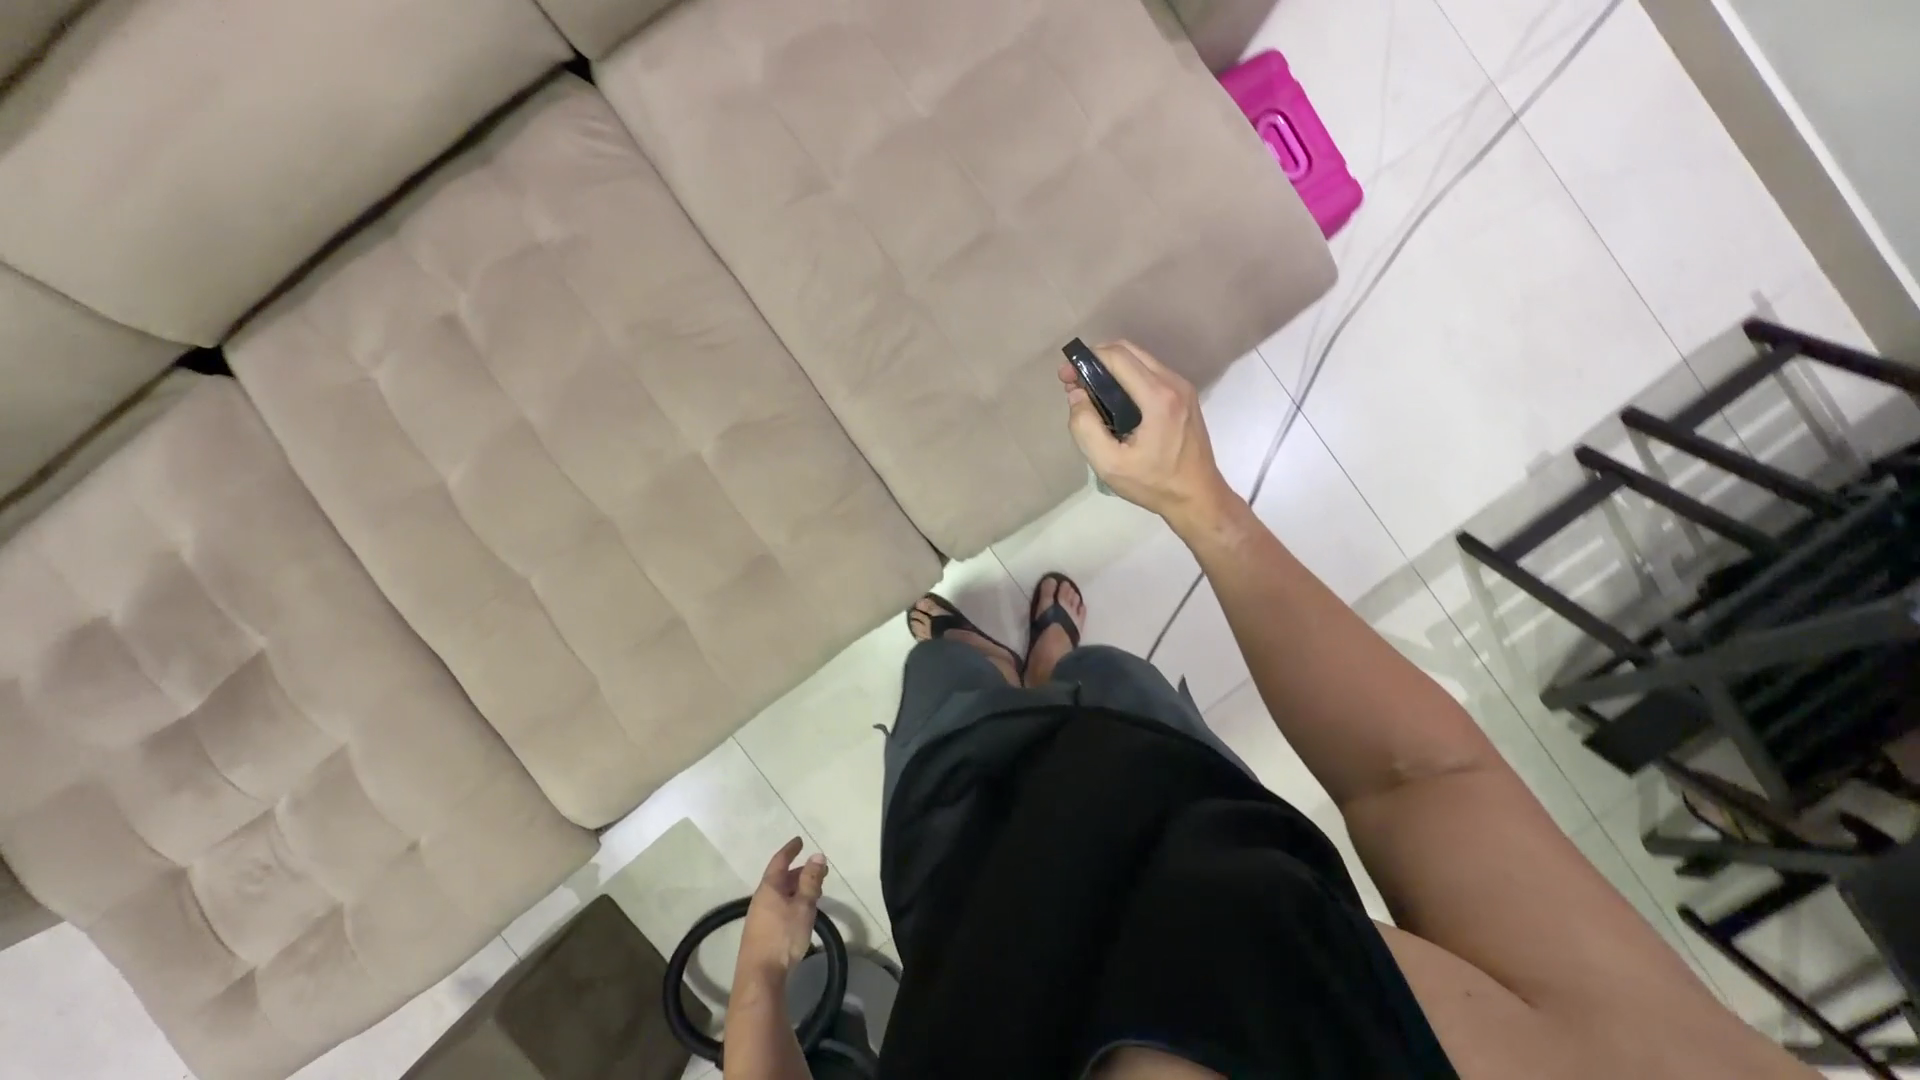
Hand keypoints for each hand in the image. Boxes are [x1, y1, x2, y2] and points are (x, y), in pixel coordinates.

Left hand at [735, 838, 827, 985]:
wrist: (760, 975)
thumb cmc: (783, 936)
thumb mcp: (803, 906)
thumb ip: (810, 881)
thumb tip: (817, 855)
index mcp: (769, 888)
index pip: (780, 861)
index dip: (790, 850)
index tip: (799, 841)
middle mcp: (761, 898)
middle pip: (781, 878)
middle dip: (799, 871)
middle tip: (818, 869)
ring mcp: (760, 916)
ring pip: (780, 894)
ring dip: (796, 888)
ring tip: (813, 889)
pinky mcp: (762, 932)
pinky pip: (779, 906)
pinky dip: (792, 901)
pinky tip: (800, 911)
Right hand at [1061, 340, 1237, 530]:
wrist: (1198, 497)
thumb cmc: (1154, 484)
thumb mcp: (1110, 464)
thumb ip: (1086, 428)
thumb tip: (1076, 395)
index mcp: (1157, 397)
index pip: (1117, 357)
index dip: (1086, 360)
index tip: (1065, 376)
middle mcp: (1173, 383)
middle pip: (1128, 350)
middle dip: (1096, 359)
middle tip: (1073, 382)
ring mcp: (1183, 388)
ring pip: (1140, 360)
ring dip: (1111, 367)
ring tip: (1089, 392)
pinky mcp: (1185, 396)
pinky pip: (1151, 373)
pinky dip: (1127, 376)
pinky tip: (1113, 400)